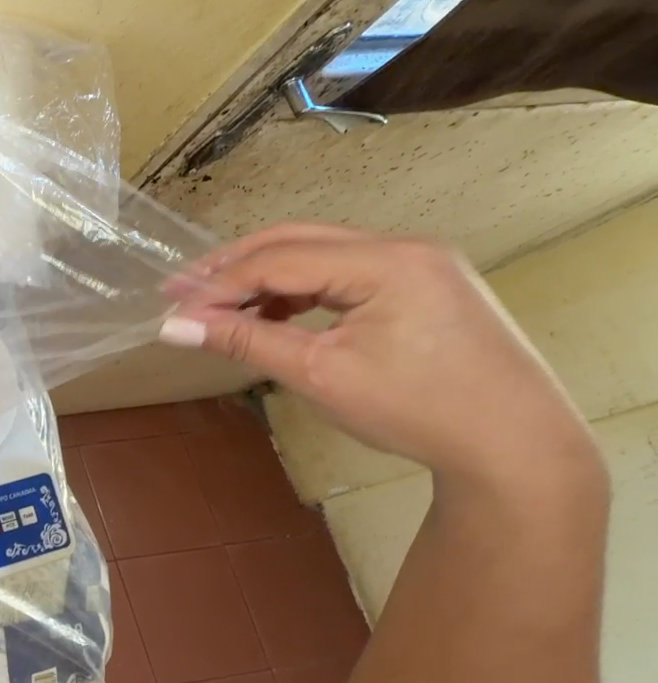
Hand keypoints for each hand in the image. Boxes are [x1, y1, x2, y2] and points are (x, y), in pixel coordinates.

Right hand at [160, 224, 600, 489]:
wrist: (511, 442)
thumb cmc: (414, 408)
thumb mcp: (317, 374)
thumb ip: (243, 341)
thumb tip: (174, 327)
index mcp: (386, 262)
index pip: (278, 260)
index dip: (217, 285)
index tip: (171, 310)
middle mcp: (403, 248)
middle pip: (296, 240)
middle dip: (233, 267)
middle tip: (180, 294)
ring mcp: (417, 263)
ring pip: (317, 254)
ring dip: (263, 277)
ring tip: (219, 309)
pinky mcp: (420, 284)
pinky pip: (342, 273)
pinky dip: (298, 289)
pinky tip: (273, 315)